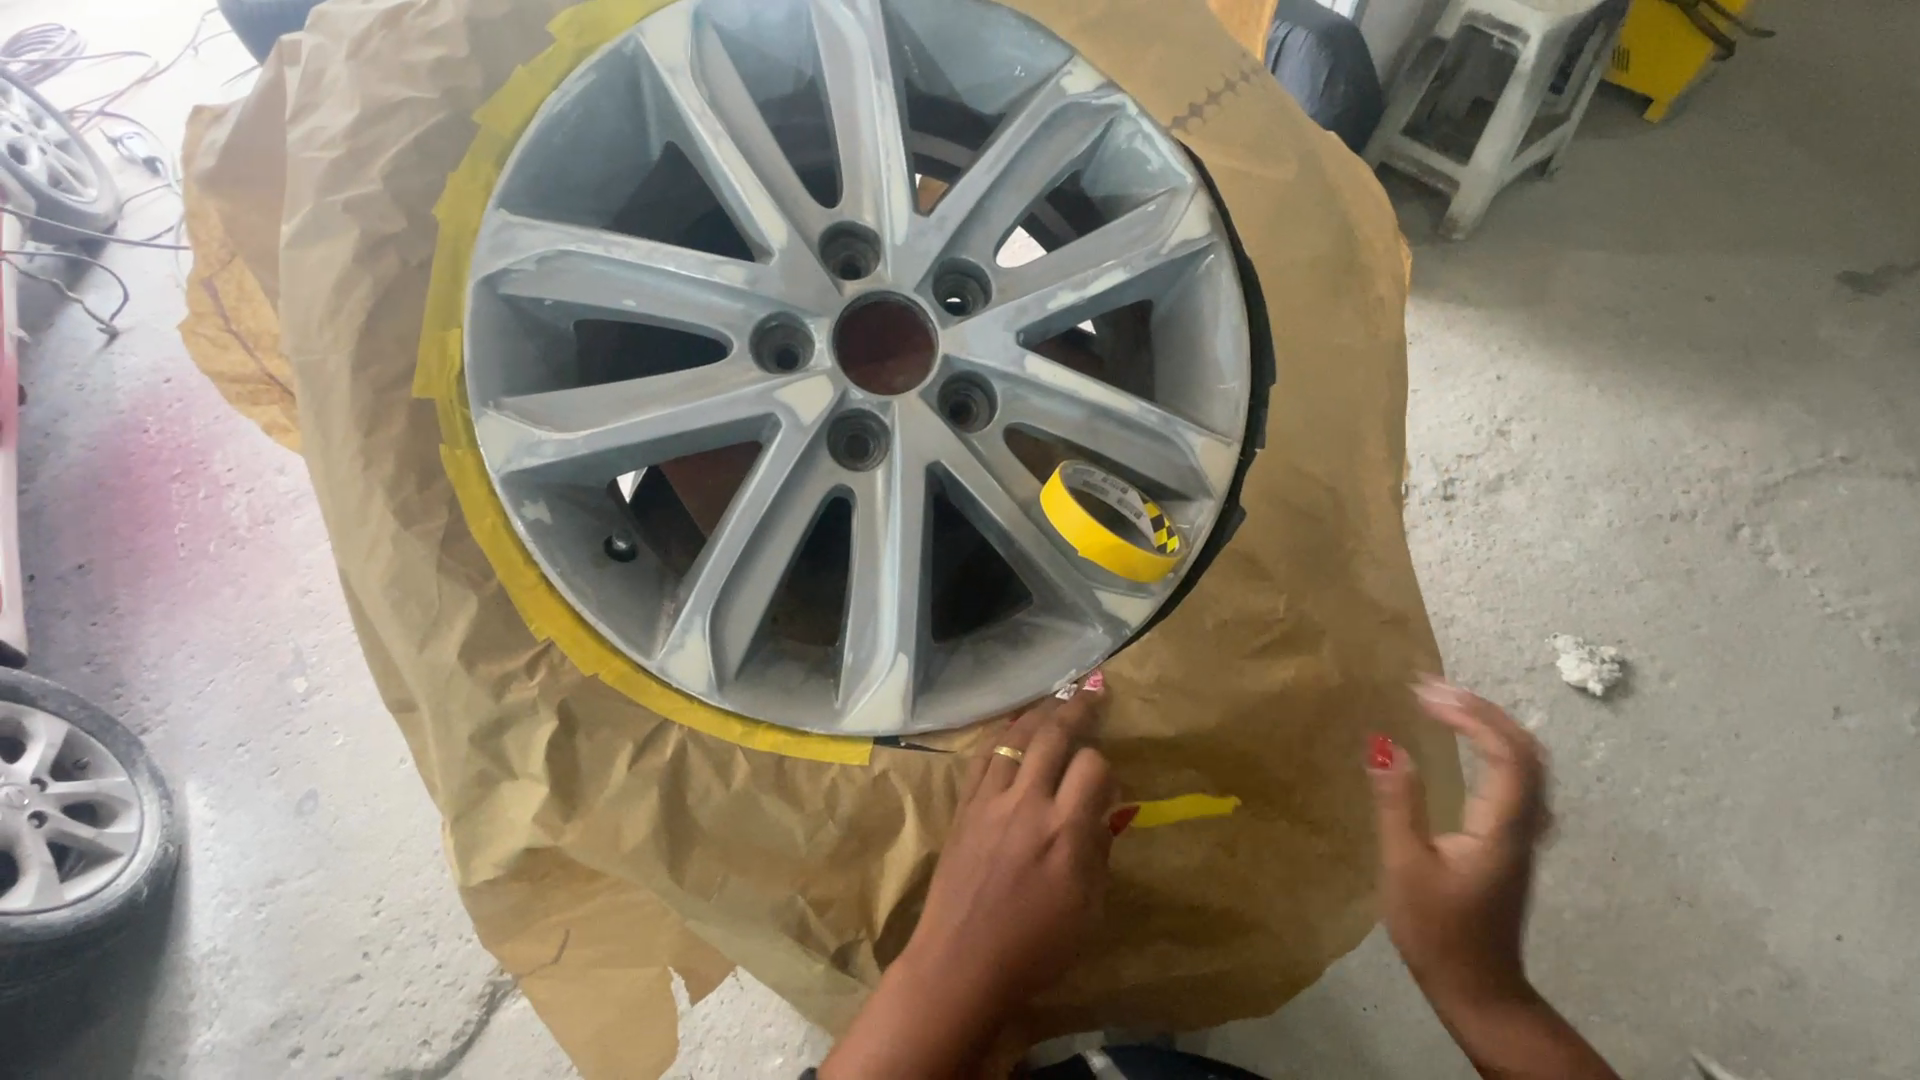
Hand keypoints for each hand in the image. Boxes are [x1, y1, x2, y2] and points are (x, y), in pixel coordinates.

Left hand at [821, 690, 1116, 1079]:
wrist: (960, 963)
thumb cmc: (1033, 949)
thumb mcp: (1088, 911)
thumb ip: (1099, 853)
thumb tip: (1105, 812)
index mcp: (1064, 833)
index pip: (1094, 767)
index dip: (1106, 766)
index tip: (1108, 780)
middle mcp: (1026, 806)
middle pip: (1053, 737)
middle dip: (1077, 709)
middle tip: (1092, 692)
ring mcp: (989, 802)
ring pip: (1014, 738)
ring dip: (1038, 713)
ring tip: (1056, 699)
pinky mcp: (963, 807)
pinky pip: (983, 757)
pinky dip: (1002, 736)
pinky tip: (1013, 728)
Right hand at [1368, 676, 1550, 1010]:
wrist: (1478, 988)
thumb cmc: (1437, 930)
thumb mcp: (1405, 865)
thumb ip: (1398, 802)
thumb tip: (1385, 744)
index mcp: (1501, 828)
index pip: (1506, 754)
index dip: (1470, 715)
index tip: (1423, 694)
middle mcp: (1524, 825)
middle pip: (1527, 752)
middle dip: (1483, 710)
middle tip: (1433, 687)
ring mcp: (1523, 835)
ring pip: (1527, 764)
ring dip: (1490, 726)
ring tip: (1444, 705)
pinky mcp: (1512, 843)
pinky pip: (1516, 779)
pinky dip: (1491, 748)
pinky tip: (1463, 746)